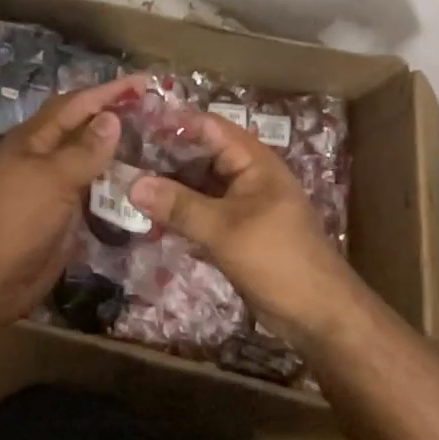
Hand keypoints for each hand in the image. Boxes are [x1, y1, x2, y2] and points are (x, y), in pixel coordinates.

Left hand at [0, 76, 136, 322]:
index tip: (144, 82)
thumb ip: (84, 149)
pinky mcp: (64, 214)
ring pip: (90, 158)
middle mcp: (44, 155)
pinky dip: (116, 182)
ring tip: (156, 140)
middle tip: (155, 108)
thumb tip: (112, 117)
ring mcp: (54, 186)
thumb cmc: (17, 219)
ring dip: (118, 148)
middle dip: (114, 113)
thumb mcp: (52, 178)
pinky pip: (94, 189)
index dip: (108, 91)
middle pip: (83, 127)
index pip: (76, 104)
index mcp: (34, 138)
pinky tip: (142, 182)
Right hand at [129, 113, 364, 344]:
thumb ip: (178, 206)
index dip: (173, 123)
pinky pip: (201, 212)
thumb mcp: (224, 229)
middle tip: (120, 155)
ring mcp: (241, 205)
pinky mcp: (235, 231)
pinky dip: (178, 212)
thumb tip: (132, 184)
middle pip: (200, 155)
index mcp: (254, 161)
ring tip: (124, 181)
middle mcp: (247, 176)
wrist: (318, 316)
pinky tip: (146, 215)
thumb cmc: (277, 259)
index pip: (208, 127)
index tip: (133, 124)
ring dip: (168, 186)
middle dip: (163, 155)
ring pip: (198, 185)